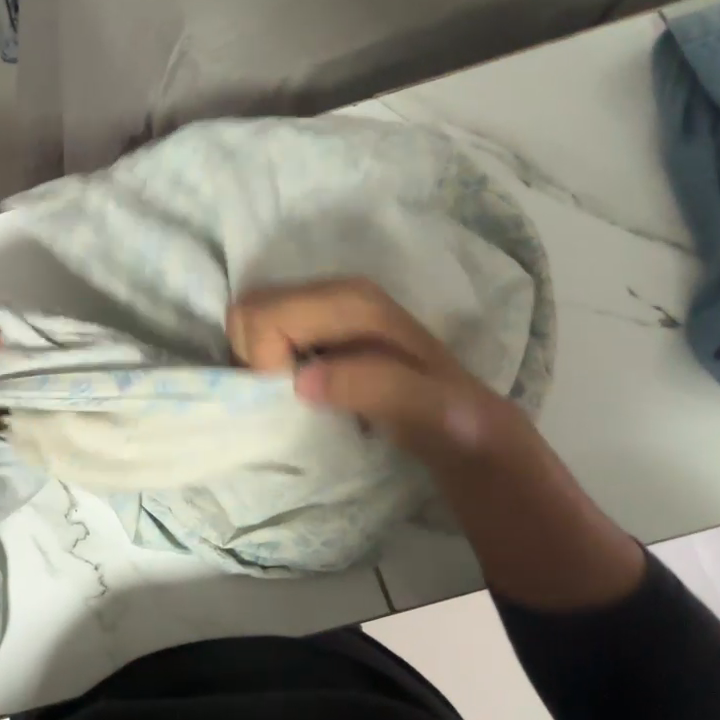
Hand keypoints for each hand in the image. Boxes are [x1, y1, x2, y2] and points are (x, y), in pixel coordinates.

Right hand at [227, 277, 535, 466]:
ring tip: (295, 393)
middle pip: (247, 313)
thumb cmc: (450, 419)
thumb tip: (302, 380)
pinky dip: (264, 364)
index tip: (296, 396)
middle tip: (289, 395)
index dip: (263, 362)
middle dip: (254, 359)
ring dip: (258, 364)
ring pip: (250, 323)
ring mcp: (322, 309)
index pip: (259, 317)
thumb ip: (373, 388)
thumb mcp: (426, 411)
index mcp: (350, 302)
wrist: (471, 426)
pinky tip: (298, 386)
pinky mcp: (316, 327)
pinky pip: (262, 335)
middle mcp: (332, 293)